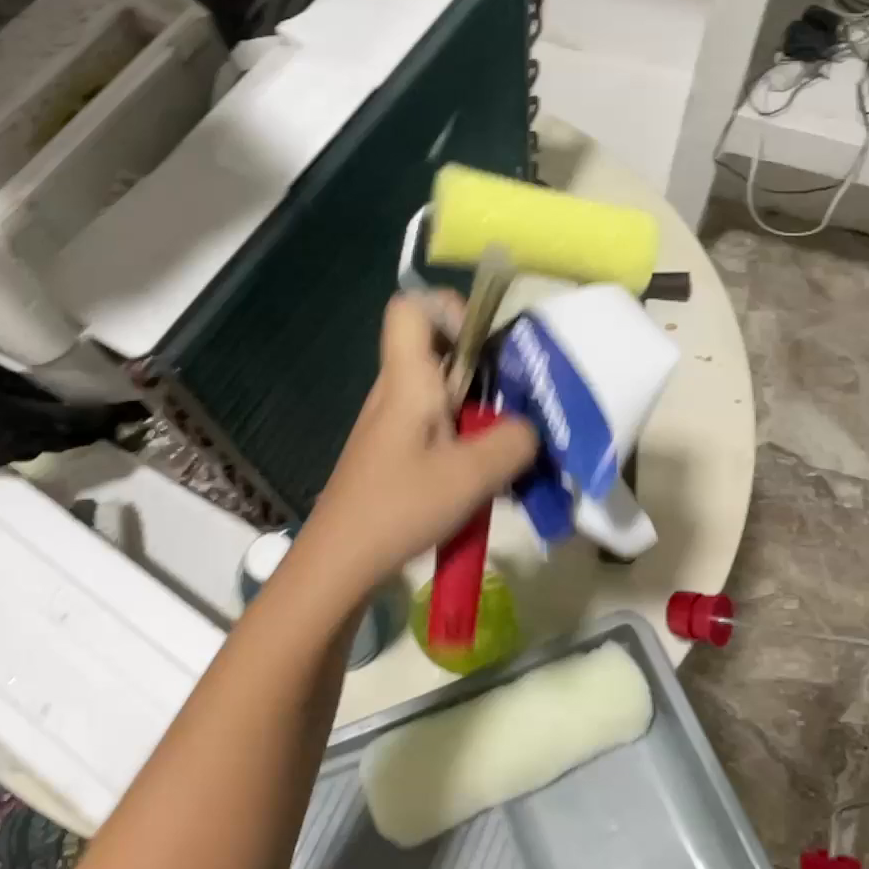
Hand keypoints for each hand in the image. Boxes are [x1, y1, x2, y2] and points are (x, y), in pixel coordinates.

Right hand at [0, 334, 143, 465]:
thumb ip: (25, 389)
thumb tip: (61, 398)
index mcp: (9, 421)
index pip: (74, 425)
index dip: (108, 420)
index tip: (136, 413)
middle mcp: (5, 447)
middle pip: (66, 443)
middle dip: (98, 431)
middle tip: (125, 420)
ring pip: (45, 450)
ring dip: (72, 437)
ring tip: (98, 422)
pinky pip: (21, 452)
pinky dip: (44, 440)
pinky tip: (54, 428)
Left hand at [298, 292, 537, 586]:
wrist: (339, 561)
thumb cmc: (401, 507)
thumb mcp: (472, 475)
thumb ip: (513, 441)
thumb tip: (529, 429)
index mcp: (407, 380)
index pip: (411, 307)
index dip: (449, 311)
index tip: (485, 351)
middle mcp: (396, 392)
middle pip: (438, 353)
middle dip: (484, 374)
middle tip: (515, 411)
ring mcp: (392, 425)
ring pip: (442, 396)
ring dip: (478, 416)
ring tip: (508, 454)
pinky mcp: (394, 455)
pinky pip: (436, 430)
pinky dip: (464, 444)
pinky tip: (483, 482)